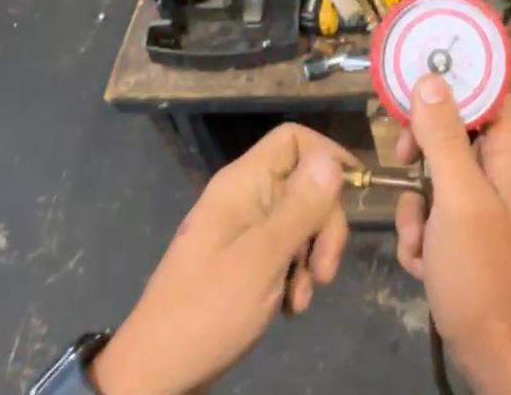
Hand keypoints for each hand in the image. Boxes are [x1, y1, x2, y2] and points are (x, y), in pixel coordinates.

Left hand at [90, 125, 351, 394]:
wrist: (156, 372)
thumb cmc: (208, 308)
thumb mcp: (263, 258)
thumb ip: (301, 207)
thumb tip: (333, 158)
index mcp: (243, 183)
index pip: (293, 139)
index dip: (327, 155)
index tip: (354, 193)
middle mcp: (245, 197)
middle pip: (305, 184)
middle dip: (324, 225)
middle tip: (324, 271)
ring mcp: (244, 229)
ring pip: (301, 220)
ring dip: (311, 257)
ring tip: (301, 298)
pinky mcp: (245, 258)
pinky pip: (286, 250)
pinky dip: (295, 275)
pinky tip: (290, 305)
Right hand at [394, 76, 510, 393]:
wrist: (493, 352)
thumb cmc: (483, 269)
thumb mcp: (459, 197)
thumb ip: (444, 137)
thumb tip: (430, 80)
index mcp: (505, 153)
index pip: (489, 93)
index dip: (458, 78)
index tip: (418, 72)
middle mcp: (492, 172)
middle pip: (449, 131)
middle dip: (420, 149)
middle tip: (403, 157)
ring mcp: (474, 207)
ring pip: (429, 178)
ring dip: (415, 208)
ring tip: (424, 238)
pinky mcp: (456, 237)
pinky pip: (424, 217)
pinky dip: (417, 238)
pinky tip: (425, 264)